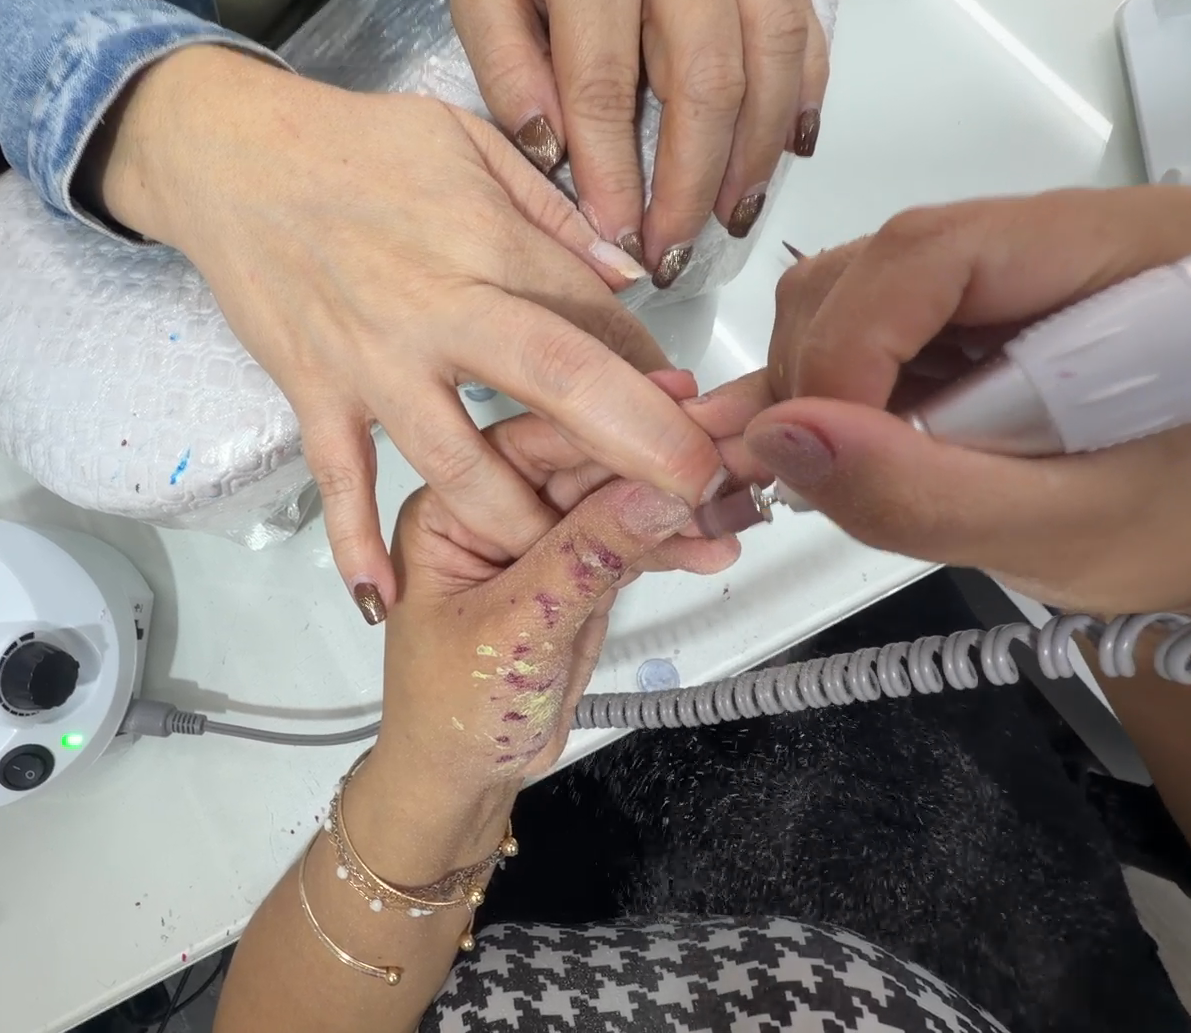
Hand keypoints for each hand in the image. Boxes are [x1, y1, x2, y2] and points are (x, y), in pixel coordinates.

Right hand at [95, 46, 727, 622]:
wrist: (234, 160)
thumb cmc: (356, 144)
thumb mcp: (470, 144)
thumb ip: (552, 217)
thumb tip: (623, 280)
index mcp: (485, 242)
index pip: (594, 318)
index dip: (654, 376)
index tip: (693, 420)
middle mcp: (434, 312)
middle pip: (553, 384)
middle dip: (636, 446)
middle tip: (701, 502)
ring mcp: (369, 364)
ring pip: (455, 460)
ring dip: (521, 519)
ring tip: (575, 562)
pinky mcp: (314, 396)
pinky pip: (337, 480)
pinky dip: (353, 540)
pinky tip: (382, 596)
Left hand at [373, 387, 741, 795]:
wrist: (464, 774)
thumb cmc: (455, 708)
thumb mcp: (517, 628)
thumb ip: (586, 556)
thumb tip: (662, 487)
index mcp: (449, 508)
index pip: (531, 445)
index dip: (606, 429)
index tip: (683, 415)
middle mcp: (493, 511)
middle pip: (583, 469)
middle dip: (657, 462)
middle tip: (733, 448)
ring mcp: (538, 543)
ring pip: (614, 505)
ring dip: (677, 505)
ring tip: (741, 499)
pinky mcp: (573, 574)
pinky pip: (627, 546)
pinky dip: (671, 546)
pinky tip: (714, 544)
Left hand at [451, 0, 828, 286]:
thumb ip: (508, 64)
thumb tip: (552, 152)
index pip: (605, 83)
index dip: (613, 173)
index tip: (615, 238)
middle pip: (704, 77)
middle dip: (691, 182)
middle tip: (673, 251)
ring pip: (770, 52)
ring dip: (754, 151)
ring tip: (728, 219)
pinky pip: (803, 17)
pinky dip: (802, 91)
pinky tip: (788, 149)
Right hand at [689, 188, 1190, 615]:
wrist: (1181, 536)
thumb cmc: (1161, 532)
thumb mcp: (1049, 532)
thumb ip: (915, 493)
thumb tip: (772, 435)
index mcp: (1119, 249)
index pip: (928, 253)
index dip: (851, 344)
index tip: (833, 445)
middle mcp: (1035, 239)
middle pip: (861, 272)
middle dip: (816, 378)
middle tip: (835, 470)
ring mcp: (971, 275)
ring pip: (823, 298)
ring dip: (800, 391)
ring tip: (844, 465)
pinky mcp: (930, 311)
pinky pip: (820, 327)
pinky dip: (793, 396)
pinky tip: (806, 447)